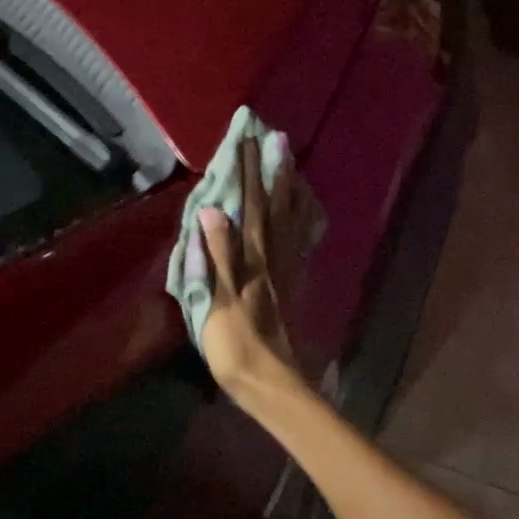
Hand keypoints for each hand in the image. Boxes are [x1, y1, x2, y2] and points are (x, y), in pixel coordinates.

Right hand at [197, 134, 308, 406]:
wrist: (270, 380)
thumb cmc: (235, 344)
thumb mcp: (218, 301)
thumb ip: (217, 255)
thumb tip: (213, 209)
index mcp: (253, 258)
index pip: (250, 205)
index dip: (249, 173)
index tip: (249, 141)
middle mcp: (274, 257)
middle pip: (275, 206)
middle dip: (275, 172)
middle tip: (280, 139)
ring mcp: (286, 270)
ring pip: (292, 220)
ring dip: (291, 190)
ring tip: (294, 165)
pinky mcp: (291, 285)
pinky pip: (300, 241)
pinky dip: (303, 220)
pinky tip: (305, 212)